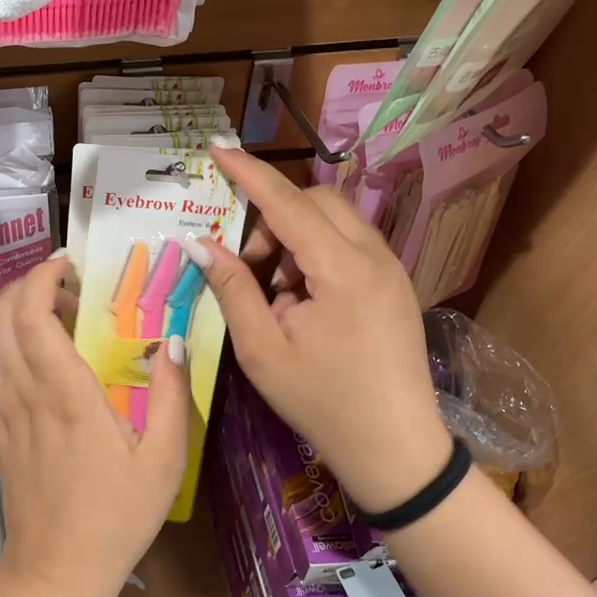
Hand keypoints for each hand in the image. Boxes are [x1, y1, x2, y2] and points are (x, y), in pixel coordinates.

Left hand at [0, 253, 189, 596]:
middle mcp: (24, 391)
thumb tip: (171, 339)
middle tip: (65, 289)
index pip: (32, 313)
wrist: (55, 572)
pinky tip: (33, 353)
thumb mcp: (164, 462)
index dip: (41, 276)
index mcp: (66, 394)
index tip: (68, 266)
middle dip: (25, 285)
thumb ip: (171, 395)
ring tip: (49, 316)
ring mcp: (2, 407)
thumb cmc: (116, 518)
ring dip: (9, 310)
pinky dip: (0, 339)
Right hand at [190, 144, 452, 512]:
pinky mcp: (394, 284)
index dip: (248, 171)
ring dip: (293, 237)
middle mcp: (373, 256)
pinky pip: (347, 244)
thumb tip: (198, 242)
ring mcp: (390, 268)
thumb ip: (232, 288)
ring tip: (275, 294)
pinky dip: (315, 253)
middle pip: (314, 201)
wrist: (397, 451)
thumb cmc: (323, 402)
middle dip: (271, 217)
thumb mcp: (262, 350)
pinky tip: (302, 301)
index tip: (217, 146)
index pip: (286, 202)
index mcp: (341, 270)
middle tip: (248, 267)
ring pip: (332, 219)